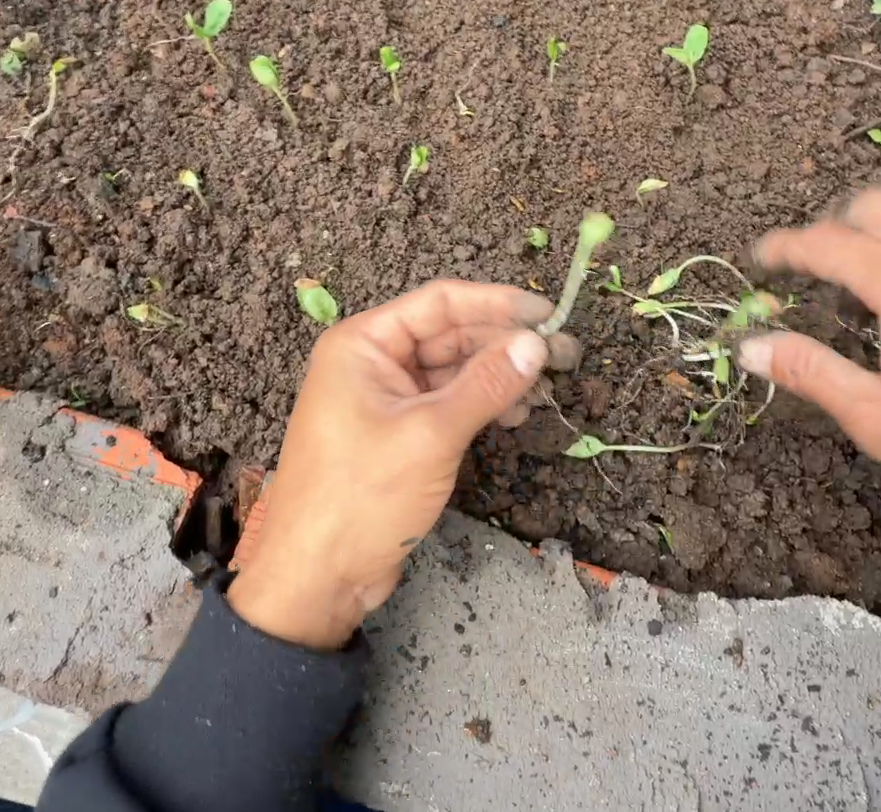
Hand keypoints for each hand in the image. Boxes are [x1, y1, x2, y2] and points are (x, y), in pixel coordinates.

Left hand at [229, 281, 555, 648]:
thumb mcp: (430, 435)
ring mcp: (388, 399)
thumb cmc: (361, 497)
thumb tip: (537, 343)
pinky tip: (515, 414)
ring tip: (547, 389)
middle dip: (505, 342)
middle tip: (564, 354)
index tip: (549, 313)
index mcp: (364, 343)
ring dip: (500, 376)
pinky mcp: (401, 433)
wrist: (316, 578)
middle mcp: (374, 362)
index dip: (497, 303)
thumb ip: (486, 385)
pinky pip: (449, 403)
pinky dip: (483, 405)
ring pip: (454, 370)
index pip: (440, 302)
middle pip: (451, 334)